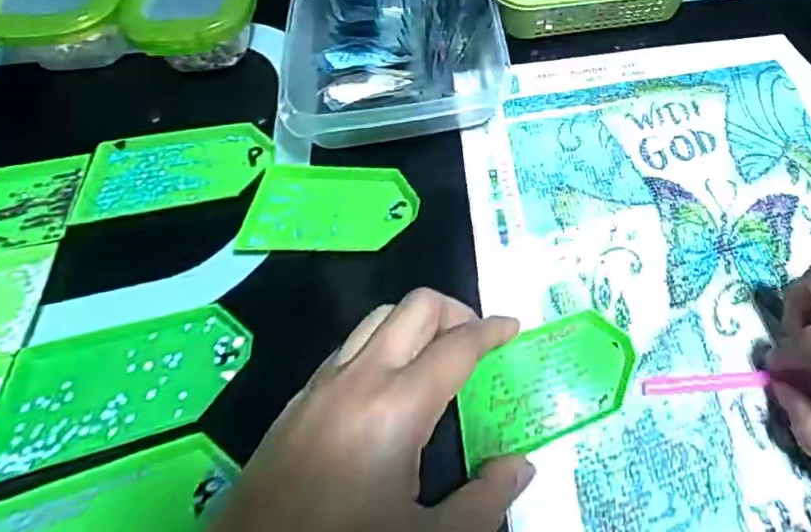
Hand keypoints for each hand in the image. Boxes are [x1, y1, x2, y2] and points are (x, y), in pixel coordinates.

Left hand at [212, 290, 534, 531]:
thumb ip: (482, 503)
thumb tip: (520, 468)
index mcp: (397, 407)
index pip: (459, 344)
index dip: (493, 330)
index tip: (514, 328)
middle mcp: (358, 381)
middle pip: (417, 307)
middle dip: (456, 312)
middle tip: (475, 343)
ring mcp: (318, 390)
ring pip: (378, 318)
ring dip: (415, 324)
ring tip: (433, 358)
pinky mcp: (290, 410)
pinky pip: (347, 348)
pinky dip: (380, 346)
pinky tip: (386, 390)